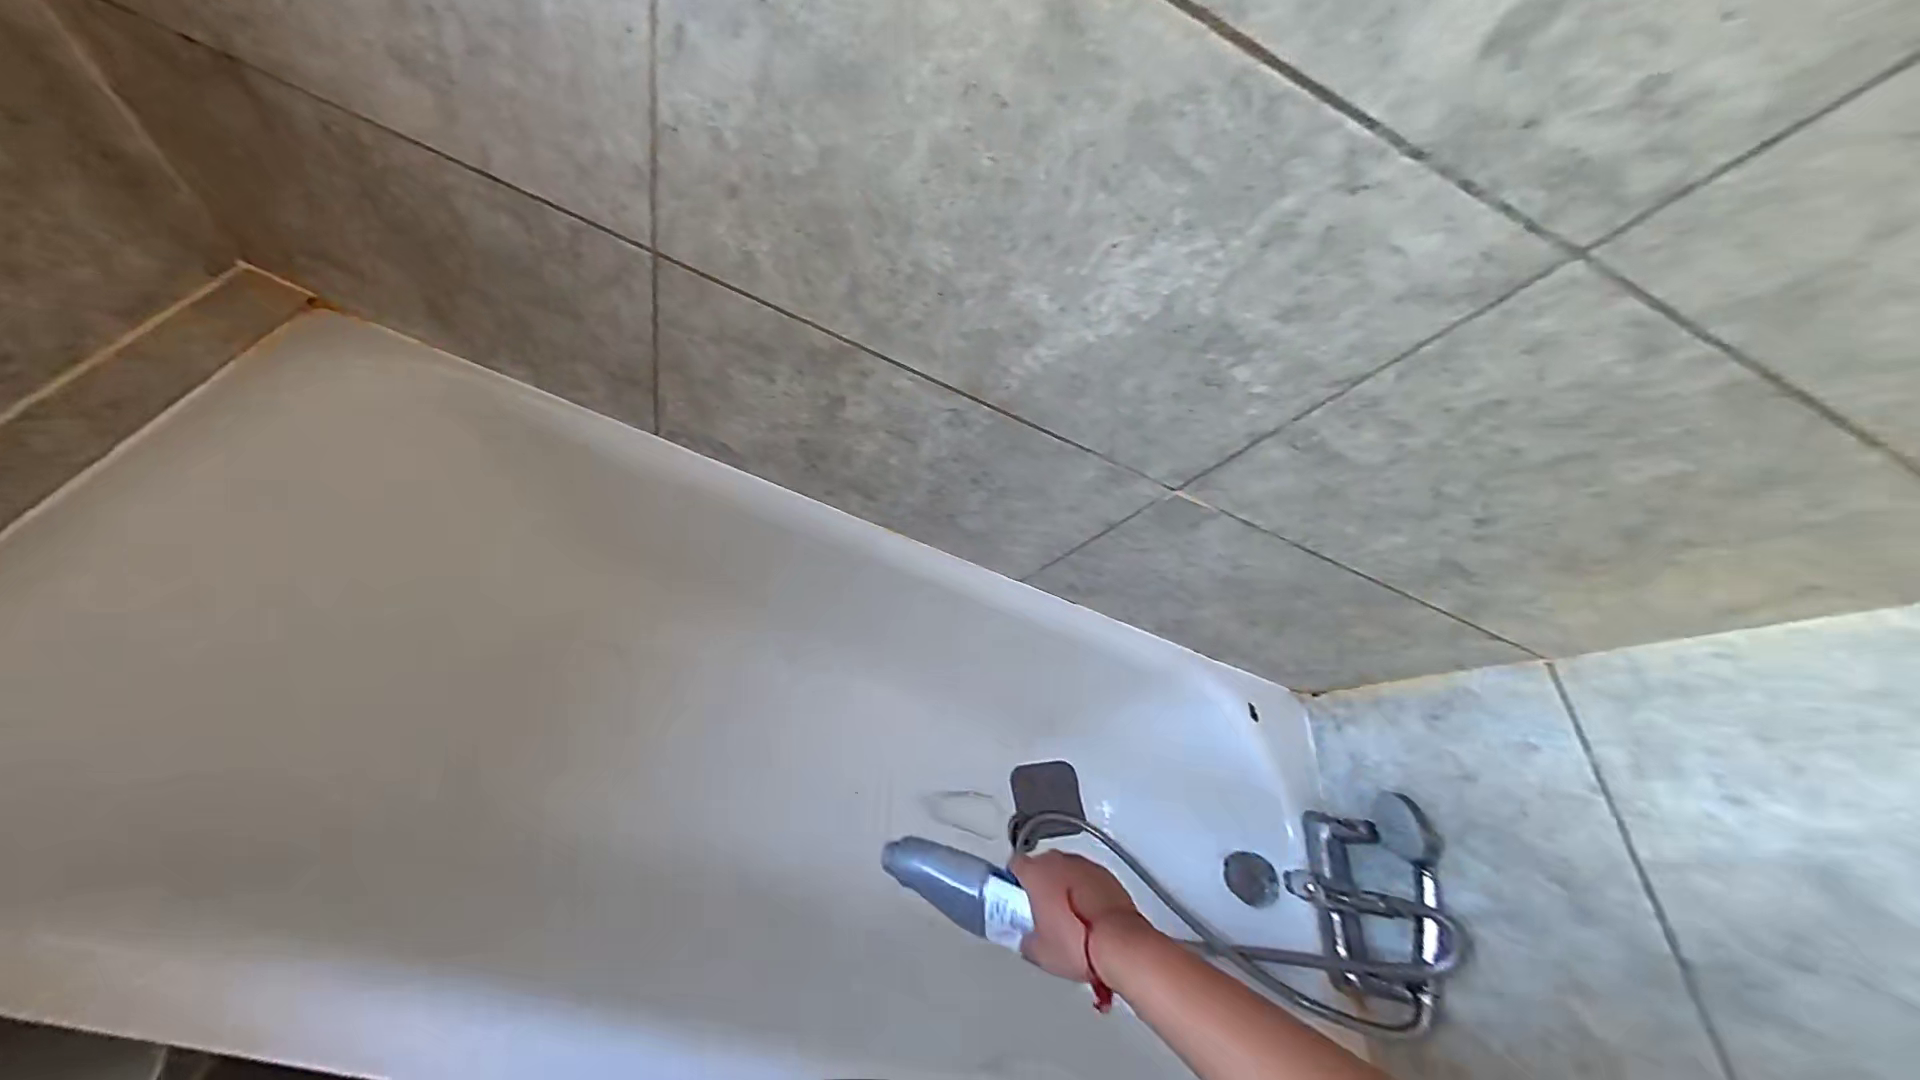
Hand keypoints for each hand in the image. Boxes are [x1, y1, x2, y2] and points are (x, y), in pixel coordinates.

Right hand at [1009, 850, 1150, 982]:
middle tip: (1042, 910)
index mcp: (1036, 872)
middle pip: (1041, 864)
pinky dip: (1085, 890)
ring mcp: (1084, 865)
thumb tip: (1029, 939)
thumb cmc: (1080, 942)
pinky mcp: (1106, 874)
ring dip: (1064, 885)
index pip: (1015, 864)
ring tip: (1068, 916)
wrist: (1119, 943)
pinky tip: (1088, 915)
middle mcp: (1059, 861)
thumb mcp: (1039, 952)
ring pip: (1066, 870)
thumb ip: (1025, 938)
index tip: (1015, 893)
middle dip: (1041, 883)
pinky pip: (1088, 878)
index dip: (1013, 879)